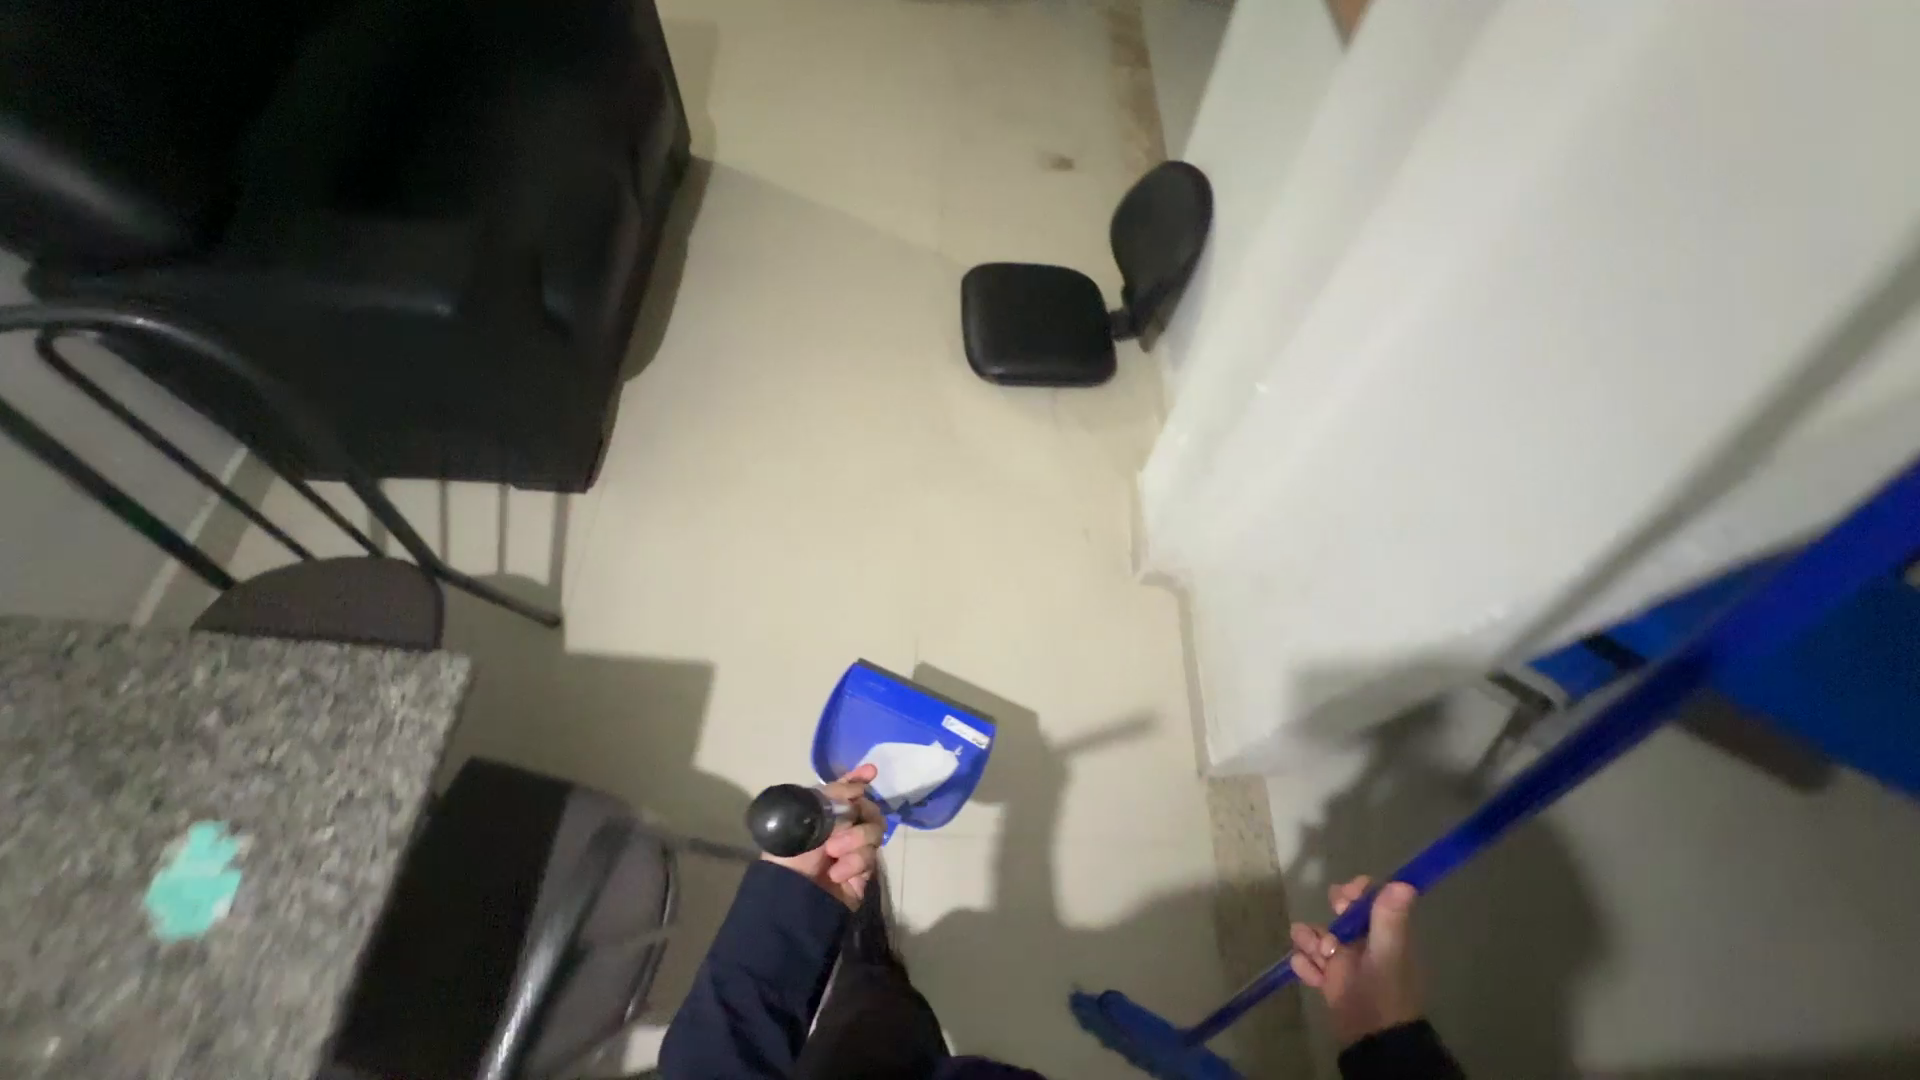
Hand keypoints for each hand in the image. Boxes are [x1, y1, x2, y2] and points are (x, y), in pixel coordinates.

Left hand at [760, 764, 885, 908]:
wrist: (793, 893)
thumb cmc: (791, 852)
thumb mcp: (806, 818)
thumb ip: (832, 797)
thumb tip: (859, 787)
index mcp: (825, 813)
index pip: (846, 790)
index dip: (859, 779)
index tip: (871, 771)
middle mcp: (843, 827)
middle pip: (869, 808)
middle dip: (860, 812)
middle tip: (845, 823)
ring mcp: (855, 849)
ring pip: (874, 830)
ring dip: (854, 839)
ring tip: (833, 852)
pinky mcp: (864, 871)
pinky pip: (870, 857)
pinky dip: (854, 863)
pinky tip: (837, 872)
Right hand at [1289, 876, 1423, 1046]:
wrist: (1372, 1041)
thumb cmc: (1383, 992)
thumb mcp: (1386, 954)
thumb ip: (1389, 919)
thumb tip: (1404, 882)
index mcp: (1384, 934)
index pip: (1371, 898)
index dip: (1356, 892)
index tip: (1345, 898)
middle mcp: (1364, 942)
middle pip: (1341, 911)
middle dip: (1329, 916)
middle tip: (1331, 931)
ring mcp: (1344, 960)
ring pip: (1317, 934)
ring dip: (1309, 940)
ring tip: (1317, 956)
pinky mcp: (1327, 978)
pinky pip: (1307, 959)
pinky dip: (1305, 964)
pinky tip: (1310, 975)